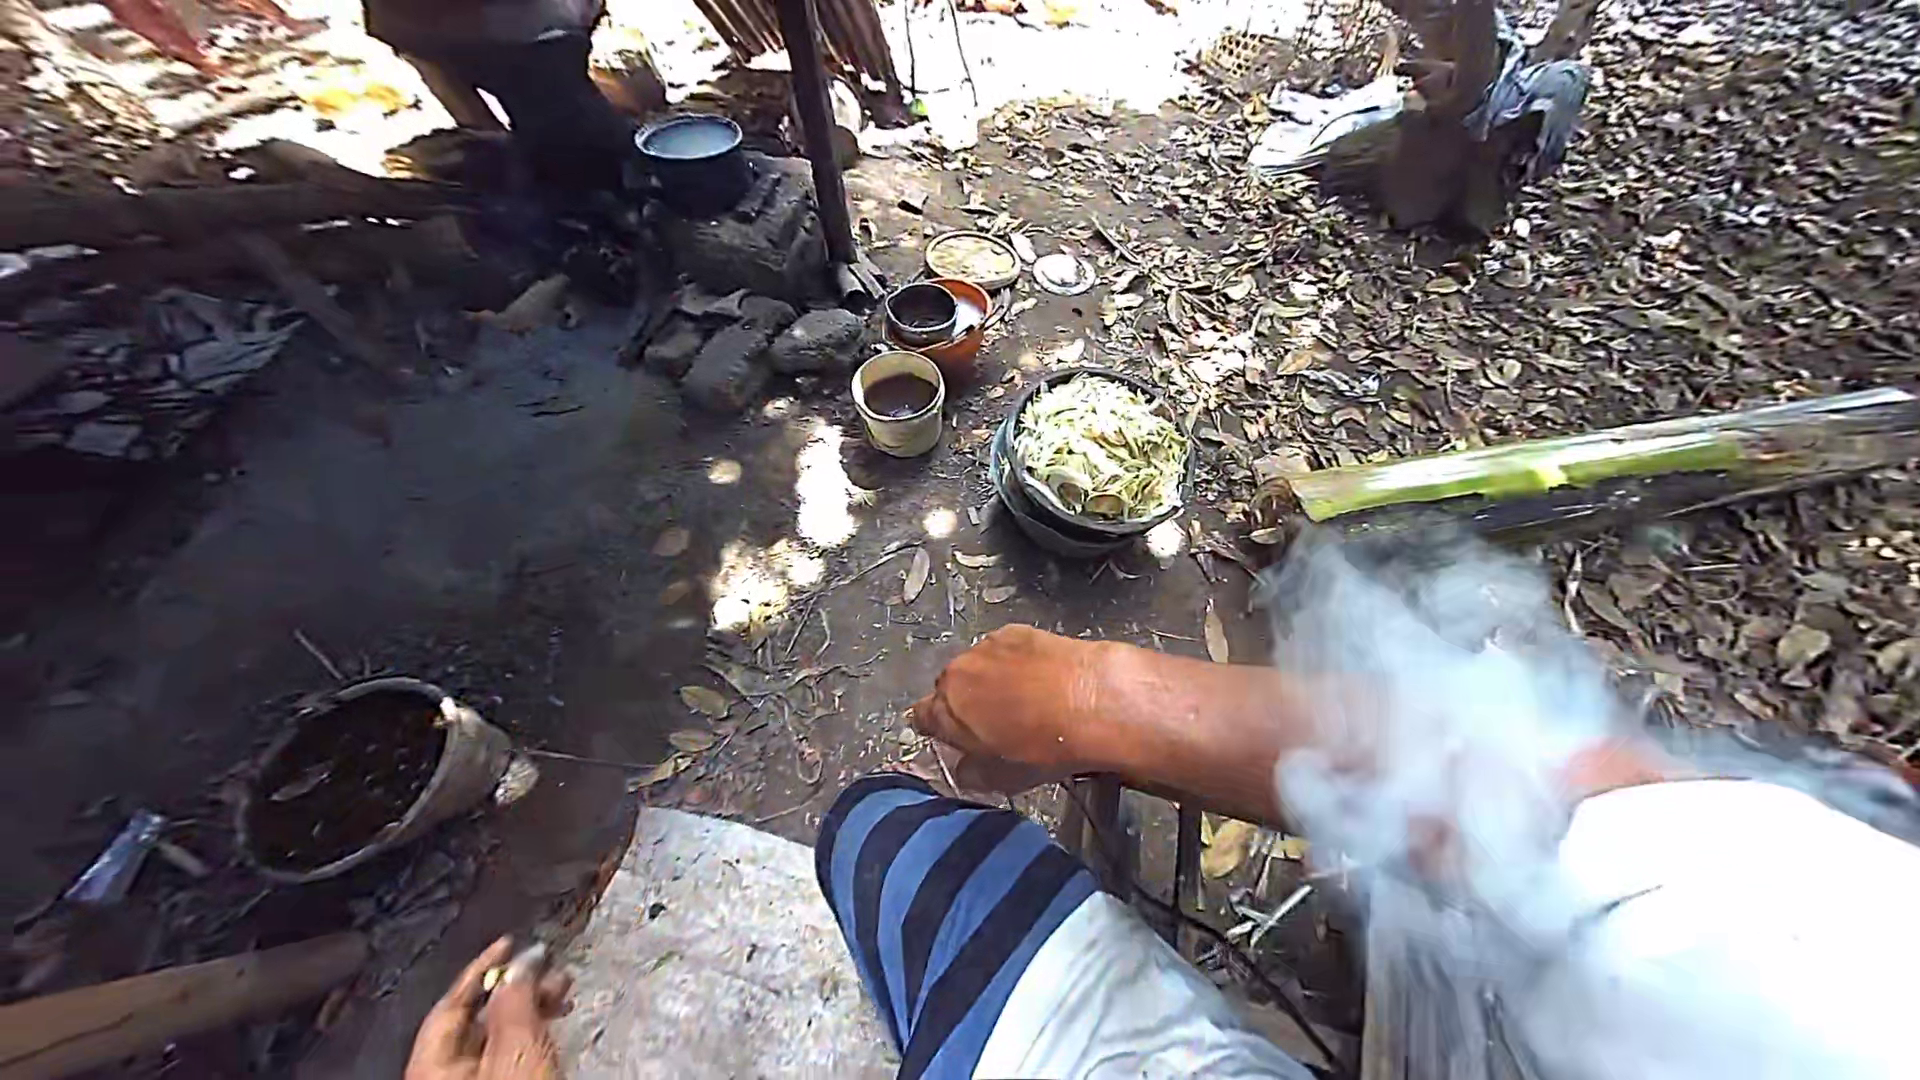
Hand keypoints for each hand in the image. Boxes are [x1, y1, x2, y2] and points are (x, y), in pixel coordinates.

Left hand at [406, 938, 572, 1079]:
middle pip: (474, 1021)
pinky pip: (507, 1054)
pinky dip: (532, 1029)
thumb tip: (521, 960)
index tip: (510, 941)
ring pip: (494, 1035)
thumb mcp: (519, 1048)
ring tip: (566, 990)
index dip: (479, 971)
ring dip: (531, 1004)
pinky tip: (556, 1020)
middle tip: (553, 968)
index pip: (448, 1008)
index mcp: (432, 1070)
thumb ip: (516, 999)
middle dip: (516, 987)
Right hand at [910, 626, 1111, 791]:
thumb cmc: (1047, 745)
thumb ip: (972, 773)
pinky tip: (1040, 676)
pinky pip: (1003, 649)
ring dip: (991, 679)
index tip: (955, 736)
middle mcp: (958, 672)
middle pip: (950, 688)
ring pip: (977, 666)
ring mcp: (986, 648)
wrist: (1091, 700)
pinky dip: (1015, 660)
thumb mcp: (1004, 779)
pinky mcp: (1014, 632)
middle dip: (966, 703)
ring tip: (1024, 698)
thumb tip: (965, 769)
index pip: (922, 717)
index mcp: (947, 710)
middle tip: (996, 721)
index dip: (938, 728)